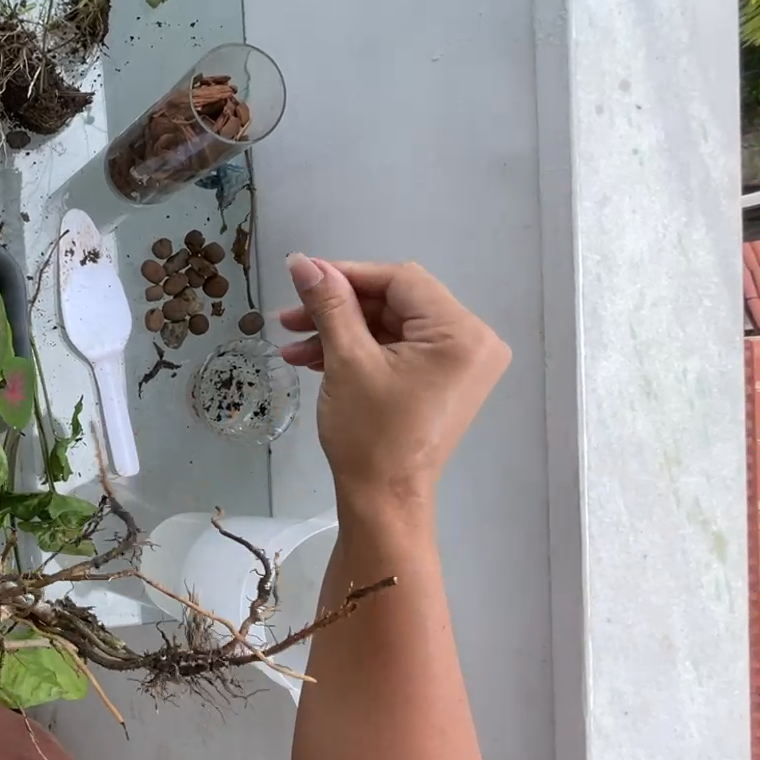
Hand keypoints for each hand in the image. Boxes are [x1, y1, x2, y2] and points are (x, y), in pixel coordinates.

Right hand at [277, 254, 508, 512]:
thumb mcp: (346, 362)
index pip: (400, 280)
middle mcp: (471, 341)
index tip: (300, 276)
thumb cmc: (369, 432)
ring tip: (291, 346)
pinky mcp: (440, 379)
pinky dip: (356, 351)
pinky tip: (315, 359)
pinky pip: (395, 349)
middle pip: (394, 303)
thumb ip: (329, 306)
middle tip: (289, 317)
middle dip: (337, 308)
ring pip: (389, 327)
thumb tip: (303, 263)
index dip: (347, 274)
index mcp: (460, 333)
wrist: (383, 496)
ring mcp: (458, 362)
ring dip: (339, 331)